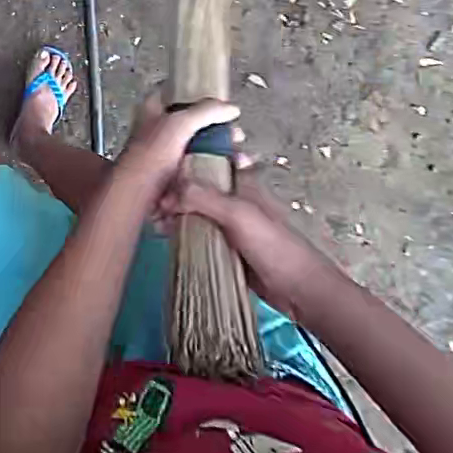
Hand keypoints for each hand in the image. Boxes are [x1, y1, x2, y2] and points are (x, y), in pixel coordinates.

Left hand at [114, 92, 240, 199]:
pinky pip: (198, 163)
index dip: (200, 96)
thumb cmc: (151, 154)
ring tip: (239, 156)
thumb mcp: (179, 124)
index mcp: (152, 108)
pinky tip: (231, 169)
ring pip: (198, 143)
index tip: (224, 103)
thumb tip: (231, 108)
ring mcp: (165, 150)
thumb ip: (205, 112)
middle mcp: (158, 126)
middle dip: (218, 126)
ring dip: (220, 147)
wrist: (137, 193)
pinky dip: (215, 165)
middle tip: (237, 134)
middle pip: (193, 120)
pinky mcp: (173, 171)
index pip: (178, 93)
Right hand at [159, 152, 348, 318]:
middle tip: (151, 201)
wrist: (301, 292)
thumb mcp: (238, 214)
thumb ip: (202, 197)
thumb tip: (166, 193)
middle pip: (194, 184)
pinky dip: (179, 230)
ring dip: (172, 211)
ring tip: (155, 219)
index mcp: (239, 181)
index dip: (181, 161)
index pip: (205, 159)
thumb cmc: (275, 246)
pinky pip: (195, 231)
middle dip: (172, 190)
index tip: (157, 169)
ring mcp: (227, 222)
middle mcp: (231, 197)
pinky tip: (164, 234)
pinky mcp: (224, 244)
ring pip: (192, 208)